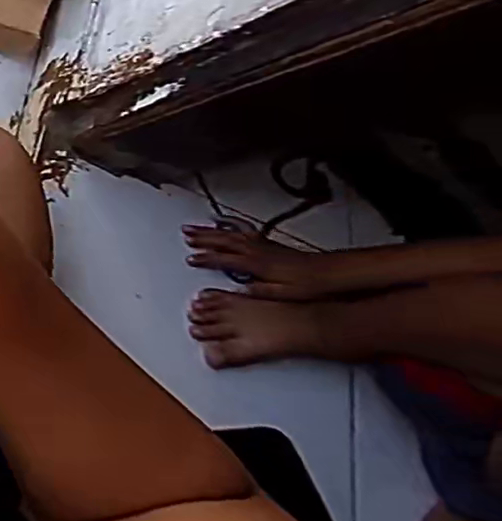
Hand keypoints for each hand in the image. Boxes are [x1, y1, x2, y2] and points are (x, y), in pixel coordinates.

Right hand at [182, 225, 334, 299]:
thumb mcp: (283, 294)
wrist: (336, 273)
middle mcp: (254, 252)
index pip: (221, 259)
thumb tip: (237, 290)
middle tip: (185, 236)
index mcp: (254, 264)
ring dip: (209, 231)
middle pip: (221, 242)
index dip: (204, 259)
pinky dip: (231, 227)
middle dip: (201, 239)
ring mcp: (262, 246)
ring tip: (193, 228)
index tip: (190, 260)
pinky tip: (226, 226)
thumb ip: (256, 291)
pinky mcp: (270, 244)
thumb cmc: (312, 286)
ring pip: (229, 235)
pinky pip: (243, 232)